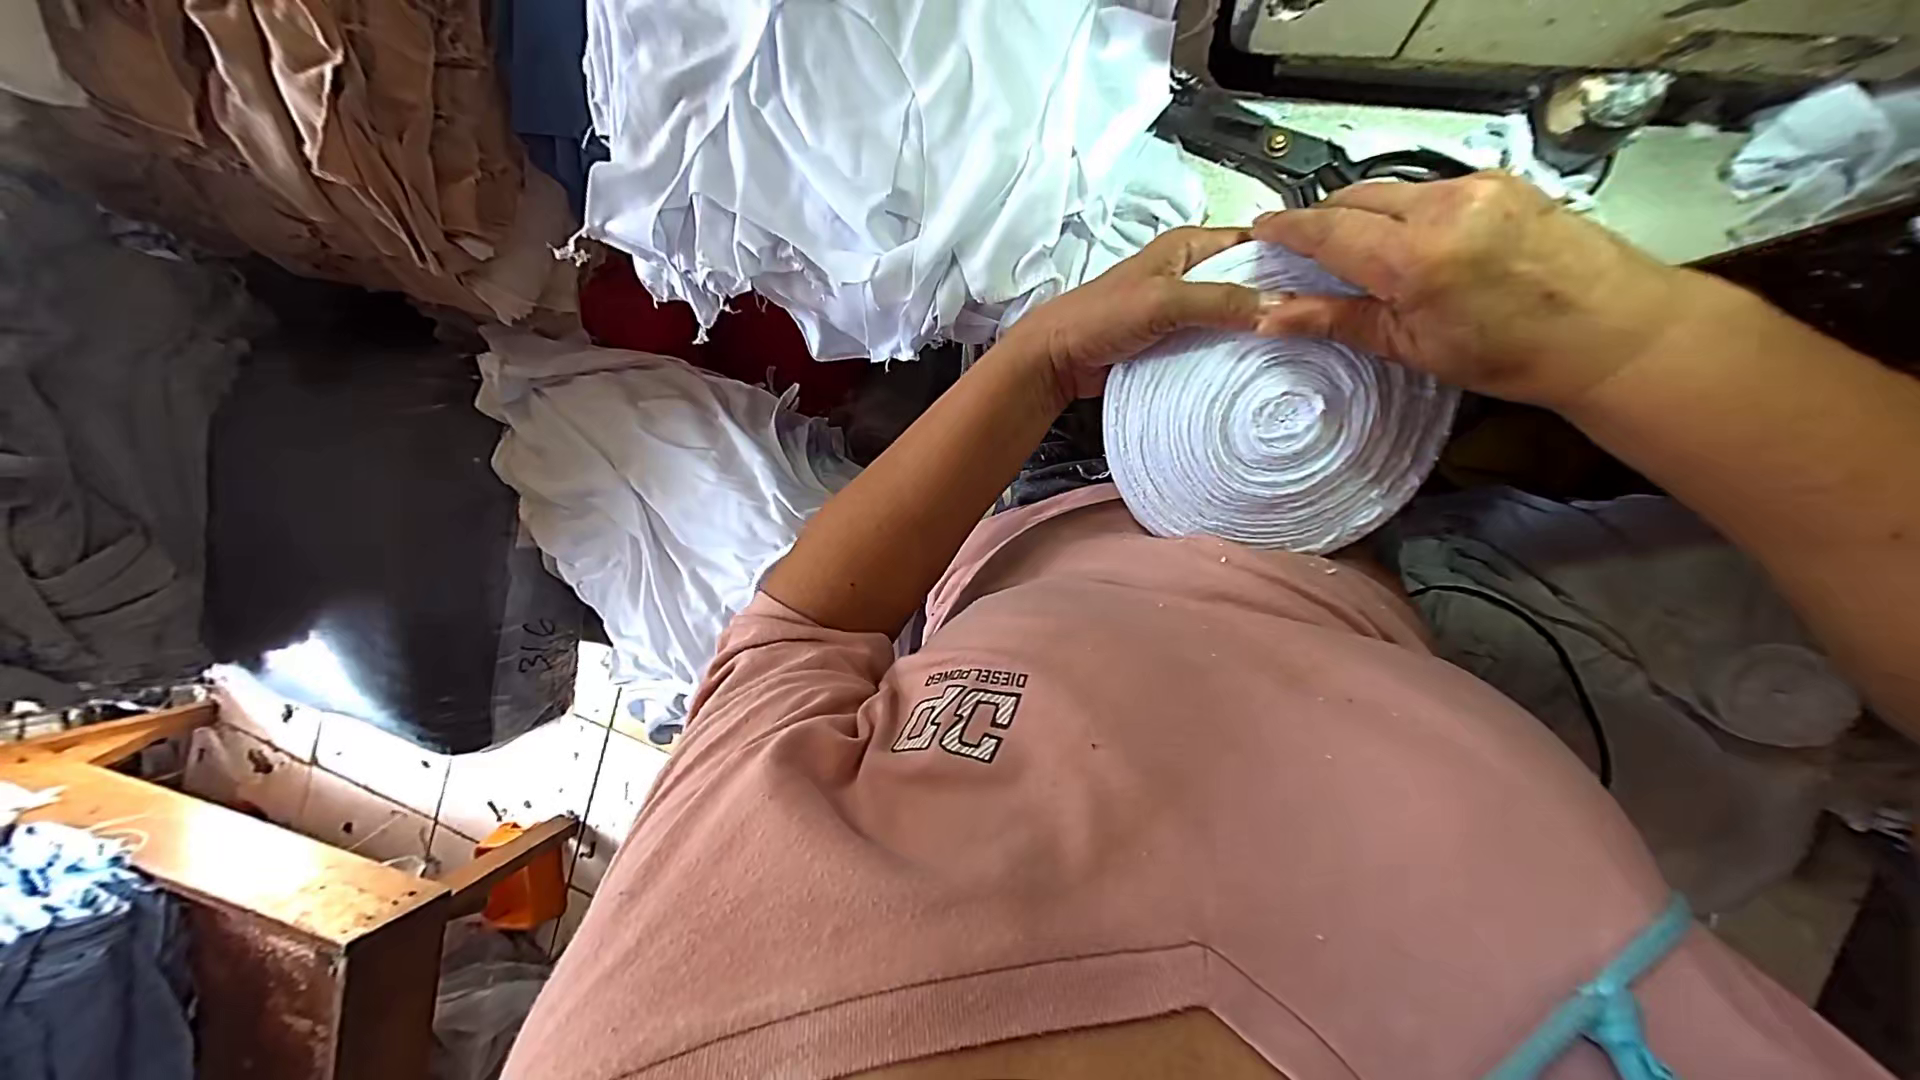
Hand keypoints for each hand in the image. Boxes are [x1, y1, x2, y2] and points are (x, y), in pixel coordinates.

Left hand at [1005, 225, 1282, 402]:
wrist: (1057, 360)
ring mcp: (1178, 309)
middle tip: (1309, 319)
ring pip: (1228, 314)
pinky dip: (1224, 352)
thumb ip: (1219, 299)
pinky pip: (1207, 343)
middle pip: (1246, 280)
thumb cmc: (1094, 318)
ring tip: (1287, 342)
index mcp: (1187, 247)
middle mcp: (1185, 273)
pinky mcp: (1169, 340)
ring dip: (1249, 329)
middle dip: (1273, 298)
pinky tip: (1245, 365)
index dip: (1287, 257)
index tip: (1320, 279)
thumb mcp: (1163, 301)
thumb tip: (1274, 304)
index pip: (1254, 242)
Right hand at [1251, 172, 1726, 410]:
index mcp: (1416, 255)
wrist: (1611, 330)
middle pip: (1354, 198)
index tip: (1261, 231)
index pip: (1328, 228)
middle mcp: (1447, 207)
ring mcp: (1478, 187)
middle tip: (1295, 249)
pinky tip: (1396, 240)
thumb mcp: (1406, 345)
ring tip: (1346, 250)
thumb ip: (1334, 320)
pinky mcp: (1500, 181)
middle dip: (1319, 220)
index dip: (1287, 228)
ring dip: (1358, 214)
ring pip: (1389, 190)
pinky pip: (1426, 188)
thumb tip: (1273, 317)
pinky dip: (1397, 209)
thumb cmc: (1514, 351)